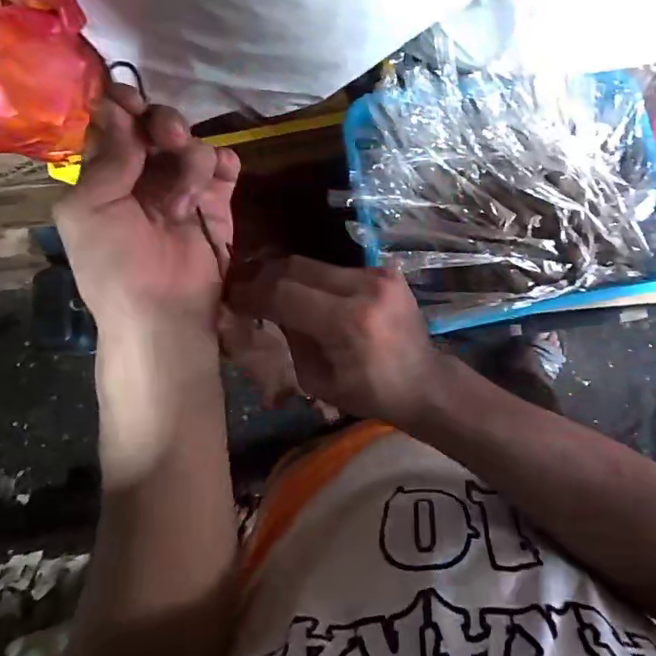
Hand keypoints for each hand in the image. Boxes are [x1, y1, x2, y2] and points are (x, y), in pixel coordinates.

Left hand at [54, 83, 239, 335]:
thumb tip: (117, 107)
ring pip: (192, 143)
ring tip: (184, 203)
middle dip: (164, 123)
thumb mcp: (88, 211)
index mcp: (104, 175)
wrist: (163, 312)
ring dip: (190, 163)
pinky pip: (224, 164)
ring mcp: (182, 187)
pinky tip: (218, 180)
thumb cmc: (114, 264)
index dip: (122, 105)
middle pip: (157, 124)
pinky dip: (223, 164)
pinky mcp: (217, 201)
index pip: (114, 124)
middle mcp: (143, 174)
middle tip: (169, 138)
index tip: (131, 98)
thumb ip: (108, 159)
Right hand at [226, 257, 452, 427]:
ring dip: (289, 275)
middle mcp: (364, 288)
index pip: (283, 293)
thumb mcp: (316, 379)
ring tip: (270, 288)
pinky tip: (307, 293)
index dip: (251, 292)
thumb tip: (262, 309)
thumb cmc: (369, 392)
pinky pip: (337, 268)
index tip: (231, 296)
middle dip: (264, 276)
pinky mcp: (385, 269)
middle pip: (295, 266)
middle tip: (244, 286)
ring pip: (314, 263)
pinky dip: (317, 280)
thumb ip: (288, 339)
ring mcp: (378, 274)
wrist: (424, 381)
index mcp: (347, 322)